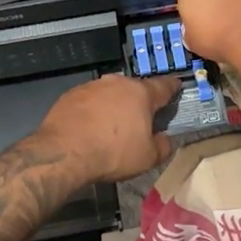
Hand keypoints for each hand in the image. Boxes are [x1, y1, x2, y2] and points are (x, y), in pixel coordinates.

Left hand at [34, 74, 182, 182]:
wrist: (64, 152)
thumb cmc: (113, 153)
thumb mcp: (148, 158)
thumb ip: (163, 146)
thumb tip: (164, 139)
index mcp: (141, 93)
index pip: (164, 86)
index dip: (172, 87)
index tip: (176, 87)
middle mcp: (117, 83)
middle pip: (134, 88)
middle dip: (139, 100)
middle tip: (141, 117)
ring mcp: (91, 86)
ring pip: (110, 93)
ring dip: (114, 104)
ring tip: (113, 125)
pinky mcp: (70, 95)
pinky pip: (89, 101)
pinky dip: (93, 110)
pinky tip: (90, 127)